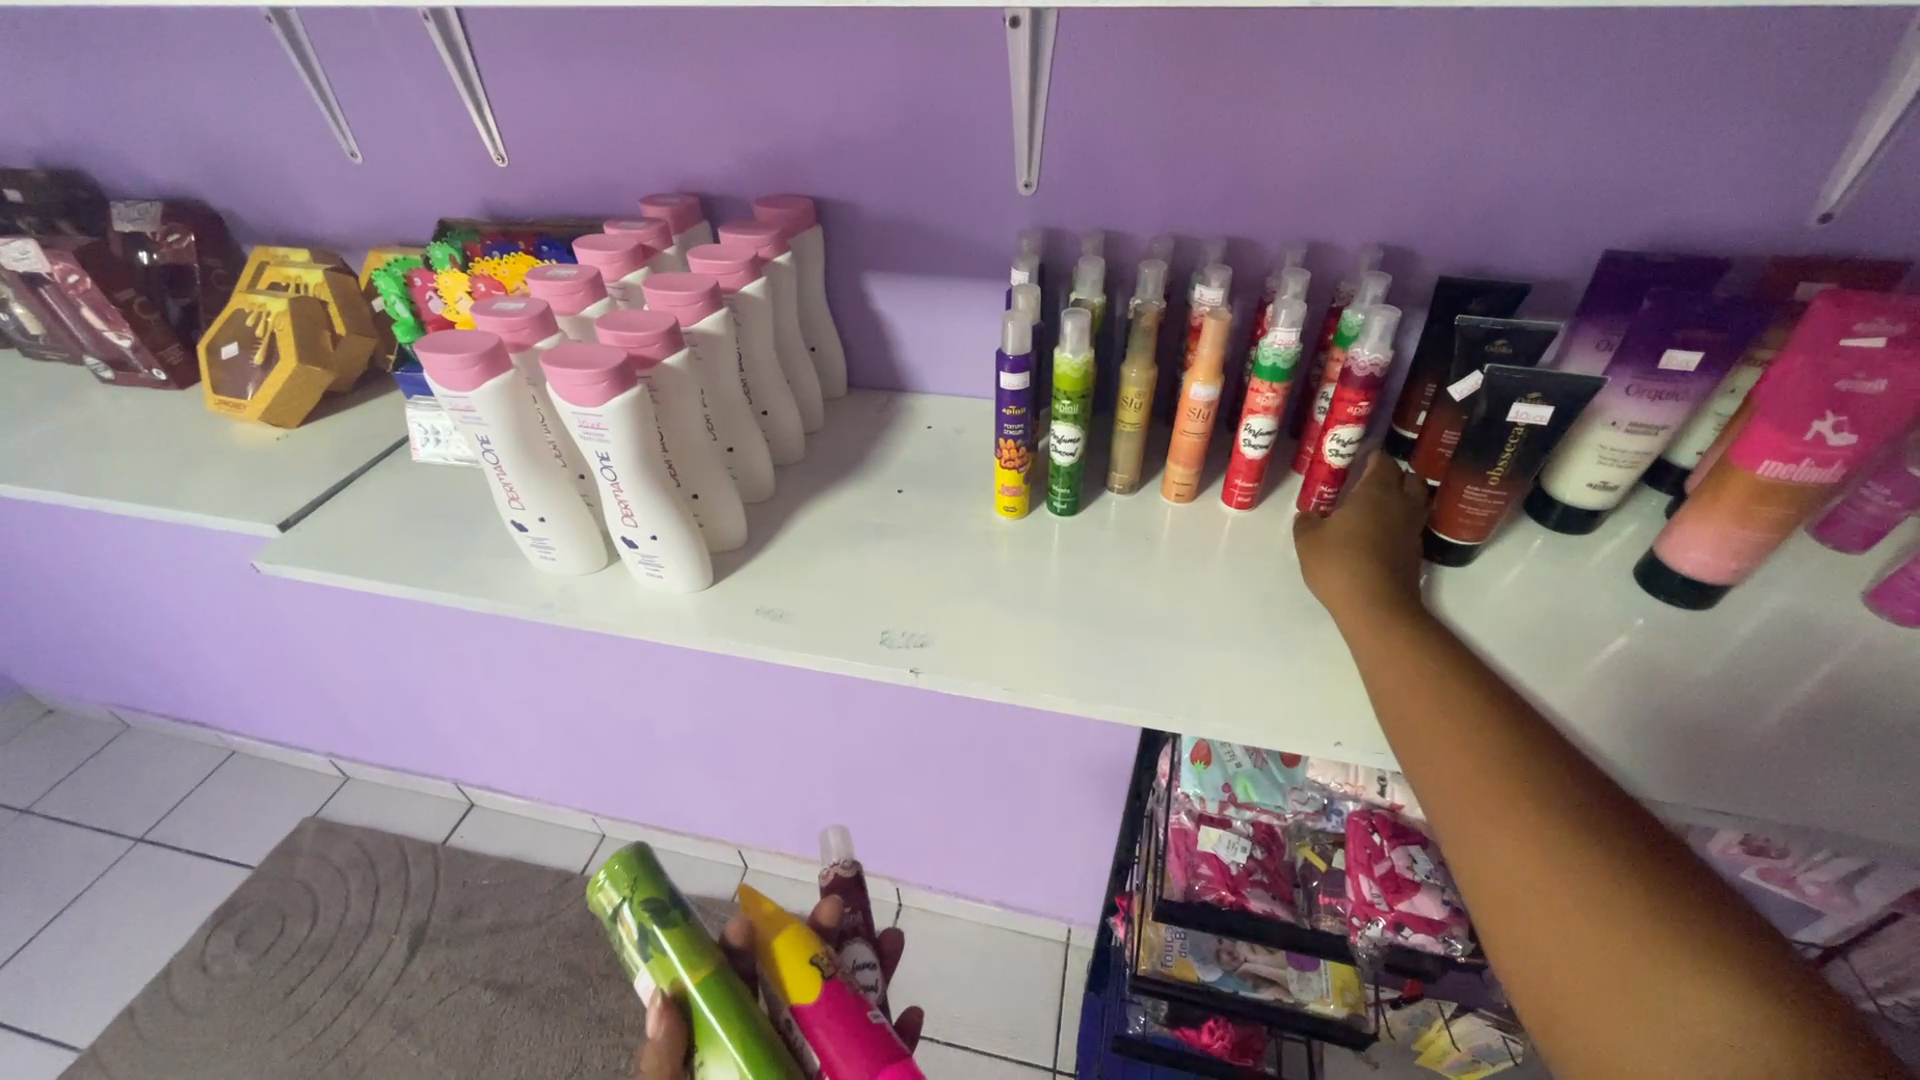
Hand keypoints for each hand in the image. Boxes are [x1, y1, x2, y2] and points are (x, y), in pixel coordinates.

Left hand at [635, 894, 923, 1079]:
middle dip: (821, 943)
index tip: (752, 922)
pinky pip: (880, 1066)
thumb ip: (665, 1066)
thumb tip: (662, 996)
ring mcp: (819, 1070)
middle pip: (799, 988)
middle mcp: (777, 1053)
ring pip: (848, 1015)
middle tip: (838, 907)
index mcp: (731, 1049)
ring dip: (874, 975)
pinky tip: (913, 1016)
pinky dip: (899, 1041)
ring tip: (893, 939)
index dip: (744, 950)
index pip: (736, 989)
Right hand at [1293, 451, 1428, 624]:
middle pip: (1409, 478)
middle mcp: (1401, 505)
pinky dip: (1398, 523)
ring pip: (1414, 502)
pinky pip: (1410, 526)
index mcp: (1376, 492)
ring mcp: (1412, 529)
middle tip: (1370, 480)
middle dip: (1393, 475)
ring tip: (1376, 506)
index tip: (1359, 458)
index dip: (1373, 457)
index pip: (1383, 462)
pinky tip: (1379, 533)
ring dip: (1400, 499)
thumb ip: (1307, 522)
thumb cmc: (1339, 564)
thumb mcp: (1308, 541)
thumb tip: (1309, 515)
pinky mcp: (1415, 552)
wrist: (1377, 606)